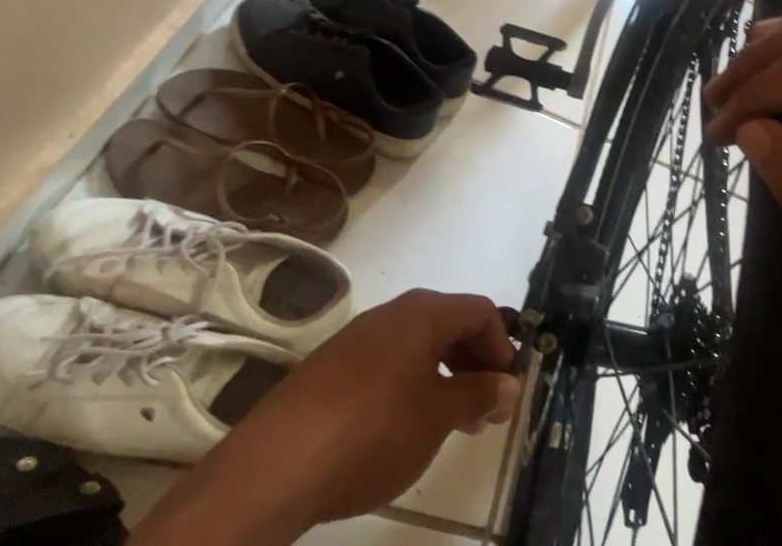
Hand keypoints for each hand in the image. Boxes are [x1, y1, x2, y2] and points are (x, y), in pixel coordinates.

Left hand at [131, 290, 520, 543]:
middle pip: (447, 324)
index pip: (478, 310)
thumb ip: (479, 394)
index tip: (506, 388)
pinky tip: (402, 429)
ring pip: (414, 347)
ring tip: (448, 423)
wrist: (272, 471)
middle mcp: (387, 317)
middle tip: (484, 408)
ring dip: (442, 377)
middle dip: (473, 362)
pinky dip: (408, 387)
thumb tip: (509, 384)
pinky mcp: (326, 373)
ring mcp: (352, 343)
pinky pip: (383, 367)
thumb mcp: (439, 416)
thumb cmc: (373, 432)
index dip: (501, 345)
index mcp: (420, 314)